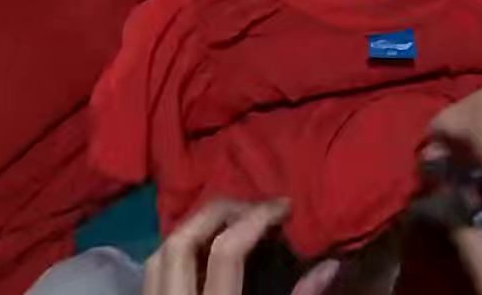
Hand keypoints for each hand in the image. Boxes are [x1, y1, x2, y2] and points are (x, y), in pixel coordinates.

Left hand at [143, 200, 337, 294]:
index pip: (226, 250)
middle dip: (220, 211)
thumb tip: (330, 264)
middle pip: (181, 240)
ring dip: (194, 227)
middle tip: (254, 208)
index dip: (257, 218)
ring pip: (159, 252)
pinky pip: (151, 274)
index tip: (285, 207)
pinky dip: (177, 250)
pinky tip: (202, 253)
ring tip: (229, 223)